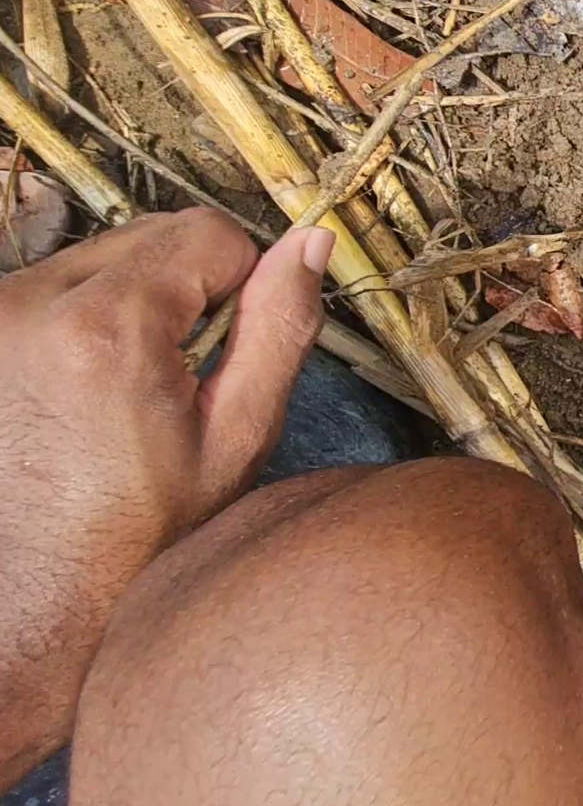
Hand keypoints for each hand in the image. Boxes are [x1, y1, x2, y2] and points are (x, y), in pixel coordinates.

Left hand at [0, 209, 330, 782]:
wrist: (29, 591)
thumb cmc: (146, 519)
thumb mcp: (242, 426)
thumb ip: (281, 324)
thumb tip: (311, 244)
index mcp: (104, 329)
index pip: (210, 233)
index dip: (250, 277)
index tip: (240, 335)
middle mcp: (19, 307)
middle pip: (154, 233)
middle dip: (196, 280)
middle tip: (196, 358)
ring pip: (106, 254)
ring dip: (144, 294)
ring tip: (142, 372)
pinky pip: (57, 284)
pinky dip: (93, 311)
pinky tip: (94, 375)